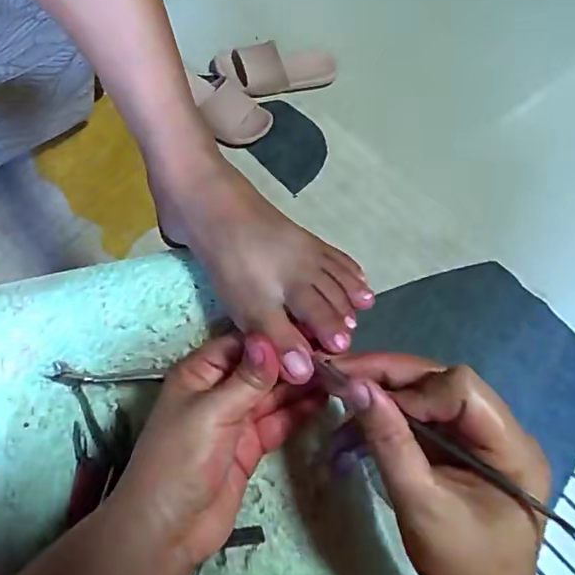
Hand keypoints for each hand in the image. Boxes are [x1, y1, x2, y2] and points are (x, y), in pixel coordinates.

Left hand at [107, 333, 325, 573]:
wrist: (168, 530)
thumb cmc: (180, 460)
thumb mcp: (212, 413)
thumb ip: (246, 379)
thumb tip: (271, 338)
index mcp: (199, 373)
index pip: (242, 343)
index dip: (275, 336)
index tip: (314, 328)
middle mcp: (218, 390)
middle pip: (261, 368)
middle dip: (294, 360)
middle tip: (337, 351)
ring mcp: (235, 419)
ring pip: (273, 394)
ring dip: (301, 385)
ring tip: (339, 371)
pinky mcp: (249, 446)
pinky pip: (278, 421)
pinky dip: (299, 411)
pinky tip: (325, 399)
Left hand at [151, 157, 371, 383]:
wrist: (211, 201)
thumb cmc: (229, 260)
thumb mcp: (250, 306)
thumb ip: (279, 338)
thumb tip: (307, 373)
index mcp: (301, 286)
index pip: (324, 318)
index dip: (333, 336)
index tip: (343, 354)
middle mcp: (310, 266)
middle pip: (333, 295)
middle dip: (343, 316)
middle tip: (350, 336)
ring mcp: (304, 245)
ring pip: (335, 272)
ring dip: (349, 291)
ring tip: (363, 305)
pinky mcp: (293, 230)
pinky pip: (330, 252)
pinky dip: (345, 265)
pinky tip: (352, 270)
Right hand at [338, 354, 553, 574]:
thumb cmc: (461, 566)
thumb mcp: (419, 504)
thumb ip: (390, 442)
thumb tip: (356, 387)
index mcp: (512, 447)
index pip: (462, 388)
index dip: (413, 390)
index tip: (370, 404)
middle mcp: (504, 430)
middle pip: (442, 381)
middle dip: (389, 378)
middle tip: (339, 378)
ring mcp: (483, 435)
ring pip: (430, 390)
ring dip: (385, 391)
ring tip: (344, 394)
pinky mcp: (463, 443)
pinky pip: (425, 411)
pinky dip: (391, 410)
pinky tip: (361, 417)